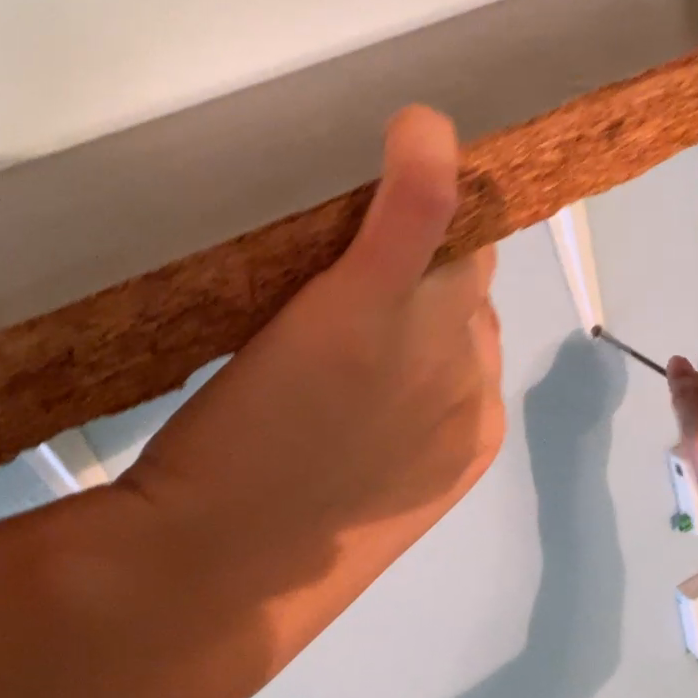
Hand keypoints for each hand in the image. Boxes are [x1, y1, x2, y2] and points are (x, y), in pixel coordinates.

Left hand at [126, 105, 504, 551]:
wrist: (217, 571)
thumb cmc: (278, 545)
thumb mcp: (367, 488)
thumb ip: (398, 425)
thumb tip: (387, 373)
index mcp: (477, 430)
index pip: (479, 335)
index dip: (441, 306)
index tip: (401, 290)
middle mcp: (475, 377)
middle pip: (472, 287)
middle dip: (437, 265)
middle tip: (376, 250)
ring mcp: (428, 340)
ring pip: (448, 254)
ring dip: (419, 228)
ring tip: (363, 215)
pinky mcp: (366, 306)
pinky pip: (419, 215)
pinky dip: (421, 167)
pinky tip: (415, 126)